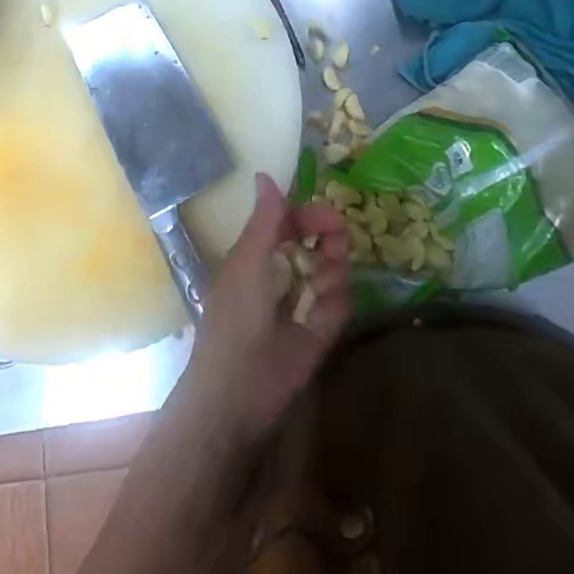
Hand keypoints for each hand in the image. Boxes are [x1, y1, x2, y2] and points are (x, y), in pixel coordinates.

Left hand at [174, 174, 354, 445]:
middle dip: (330, 242)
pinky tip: (323, 311)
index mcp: (259, 258)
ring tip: (323, 285)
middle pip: (318, 244)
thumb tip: (265, 175)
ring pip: (333, 272)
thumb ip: (264, 222)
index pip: (291, 223)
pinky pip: (340, 305)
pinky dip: (337, 303)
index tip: (330, 217)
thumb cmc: (233, 326)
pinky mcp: (319, 334)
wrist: (235, 398)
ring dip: (334, 272)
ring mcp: (303, 305)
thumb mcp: (247, 266)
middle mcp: (283, 276)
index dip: (311, 216)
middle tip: (336, 248)